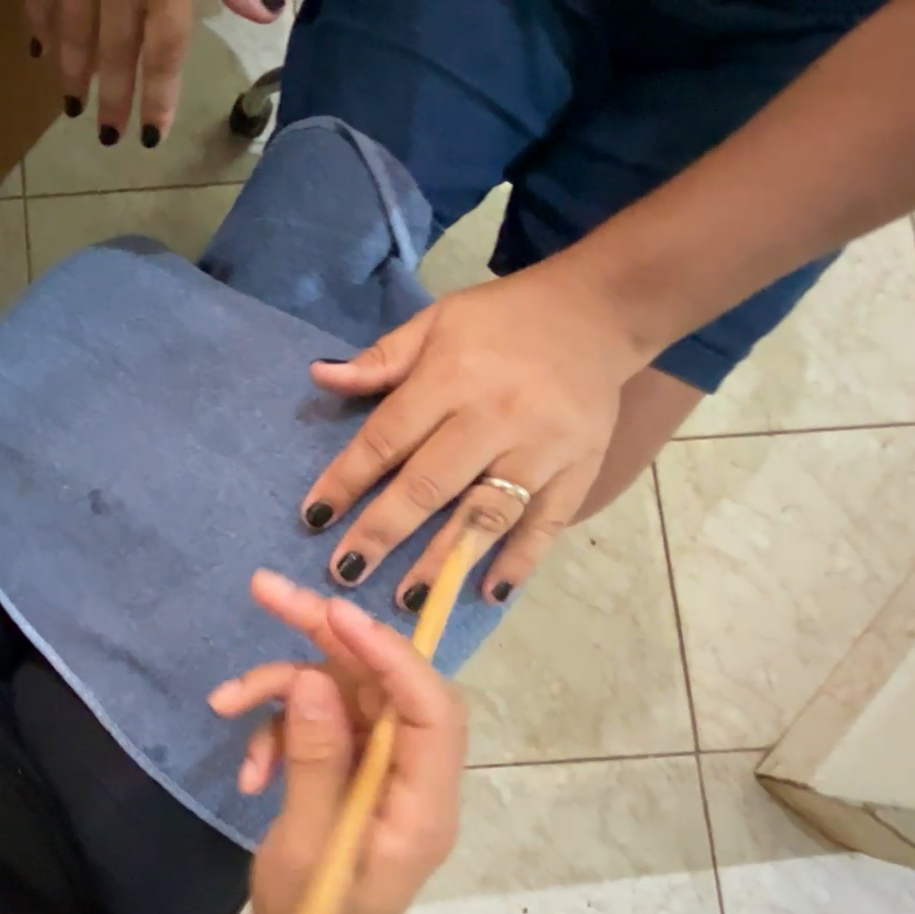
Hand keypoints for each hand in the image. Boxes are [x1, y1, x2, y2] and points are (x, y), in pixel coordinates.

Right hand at [25, 0, 285, 146]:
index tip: (148, 139)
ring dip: (70, 69)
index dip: (156, 96)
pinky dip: (38, 23)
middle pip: (114, 48)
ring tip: (70, 105)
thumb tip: (269, 15)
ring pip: (71, 26)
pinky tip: (39, 52)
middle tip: (108, 140)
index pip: (163, 48)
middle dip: (110, 97)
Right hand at [208, 569, 466, 913]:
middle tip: (264, 590)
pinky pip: (313, 718)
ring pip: (338, 691)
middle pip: (381, 681)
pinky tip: (247, 766)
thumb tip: (313, 679)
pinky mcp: (346, 762)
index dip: (389, 655)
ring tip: (223, 703)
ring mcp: (377, 764)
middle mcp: (410, 772)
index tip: (334, 614)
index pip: (430, 711)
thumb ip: (315, 763)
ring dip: (279, 688)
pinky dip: (274, 727)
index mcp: (424, 805)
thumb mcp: (307, 848)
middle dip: (323, 633)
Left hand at [299, 268, 653, 608]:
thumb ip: (380, 359)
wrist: (601, 312)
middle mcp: (497, 417)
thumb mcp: (435, 322)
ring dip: (444, 561)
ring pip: (485, 514)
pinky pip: (547, 523)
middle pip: (429, 485)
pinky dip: (520, 561)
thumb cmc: (500, 321)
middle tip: (344, 572)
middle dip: (383, 532)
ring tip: (407, 601)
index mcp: (453, 378)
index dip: (347, 480)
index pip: (387, 438)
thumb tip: (320, 376)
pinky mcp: (581, 470)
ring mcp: (544, 449)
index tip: (314, 517)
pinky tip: (487, 593)